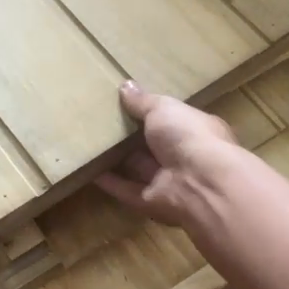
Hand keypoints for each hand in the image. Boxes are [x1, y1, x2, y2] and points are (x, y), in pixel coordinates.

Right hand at [97, 80, 241, 225]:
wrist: (200, 183)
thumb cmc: (188, 136)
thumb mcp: (164, 108)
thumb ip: (143, 101)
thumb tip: (126, 86)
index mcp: (193, 131)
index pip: (169, 121)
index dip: (149, 113)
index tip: (124, 104)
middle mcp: (181, 158)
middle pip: (151, 146)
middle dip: (129, 137)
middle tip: (99, 122)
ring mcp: (166, 182)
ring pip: (136, 168)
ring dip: (116, 159)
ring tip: (88, 144)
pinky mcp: (149, 202)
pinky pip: (125, 189)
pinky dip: (108, 181)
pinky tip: (88, 170)